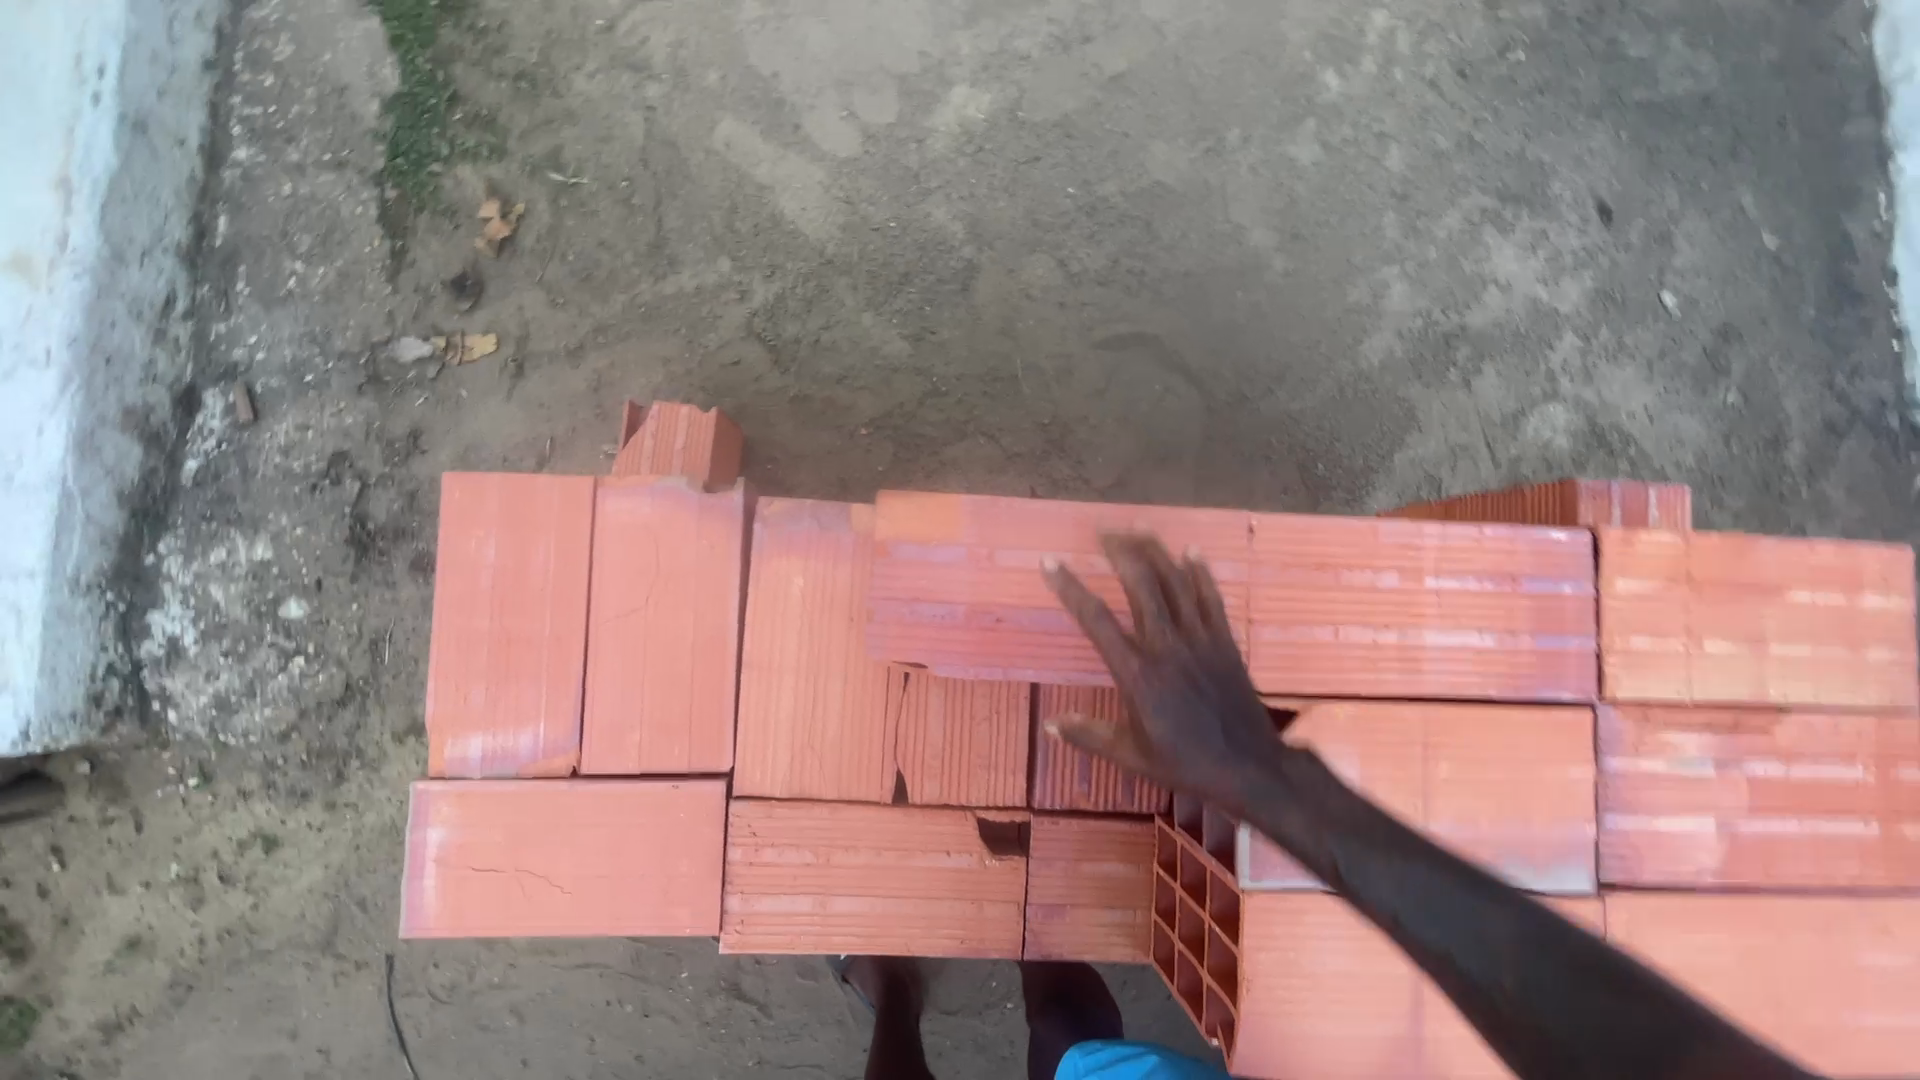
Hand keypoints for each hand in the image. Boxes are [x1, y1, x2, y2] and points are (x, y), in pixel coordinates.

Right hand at [1043, 532, 1287, 811]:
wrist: (1250, 769)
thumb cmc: (1185, 764)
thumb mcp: (1130, 756)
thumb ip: (1088, 736)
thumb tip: (1050, 726)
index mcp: (1137, 673)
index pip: (1096, 619)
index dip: (1070, 588)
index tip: (1050, 563)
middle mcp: (1166, 647)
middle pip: (1140, 585)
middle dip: (1120, 552)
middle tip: (1103, 531)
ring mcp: (1200, 640)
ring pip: (1175, 583)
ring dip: (1155, 552)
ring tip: (1137, 528)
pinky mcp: (1225, 642)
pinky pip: (1210, 598)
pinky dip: (1199, 572)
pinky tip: (1190, 551)